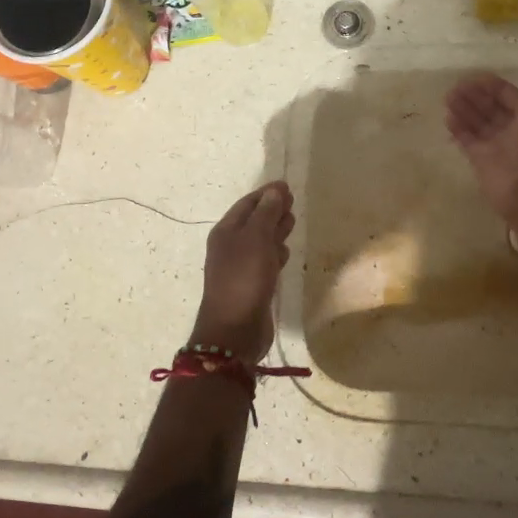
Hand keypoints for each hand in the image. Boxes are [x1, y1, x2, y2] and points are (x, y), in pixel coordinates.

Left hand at [192, 181, 294, 362]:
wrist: (234, 331)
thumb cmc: (244, 278)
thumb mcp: (256, 239)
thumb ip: (267, 213)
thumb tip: (275, 190)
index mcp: (226, 231)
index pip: (247, 204)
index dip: (266, 193)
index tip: (286, 186)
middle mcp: (230, 246)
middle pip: (254, 221)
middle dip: (271, 210)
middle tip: (292, 202)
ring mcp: (240, 267)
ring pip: (260, 241)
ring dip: (275, 231)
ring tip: (291, 223)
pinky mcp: (252, 286)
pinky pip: (264, 262)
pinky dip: (275, 253)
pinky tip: (285, 253)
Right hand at [444, 72, 517, 251]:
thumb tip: (503, 95)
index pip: (511, 97)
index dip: (494, 87)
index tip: (474, 77)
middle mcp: (516, 131)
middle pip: (493, 108)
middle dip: (475, 97)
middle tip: (455, 86)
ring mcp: (498, 146)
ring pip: (479, 123)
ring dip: (464, 110)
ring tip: (447, 98)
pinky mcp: (482, 161)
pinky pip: (469, 140)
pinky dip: (459, 129)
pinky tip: (448, 118)